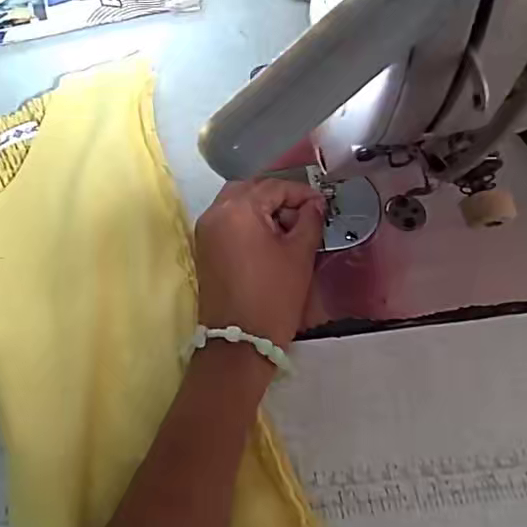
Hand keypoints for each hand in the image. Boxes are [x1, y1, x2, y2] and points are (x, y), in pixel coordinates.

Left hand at [194, 179, 325, 345]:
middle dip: (279, 197)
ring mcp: (205, 231)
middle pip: (251, 189)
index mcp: (238, 209)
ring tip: (289, 229)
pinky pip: (227, 221)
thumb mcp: (299, 254)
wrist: (240, 341)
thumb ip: (310, 221)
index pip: (274, 186)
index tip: (322, 205)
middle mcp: (215, 213)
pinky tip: (269, 240)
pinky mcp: (204, 248)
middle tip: (304, 214)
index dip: (302, 193)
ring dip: (262, 208)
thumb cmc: (273, 296)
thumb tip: (314, 205)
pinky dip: (247, 222)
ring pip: (236, 203)